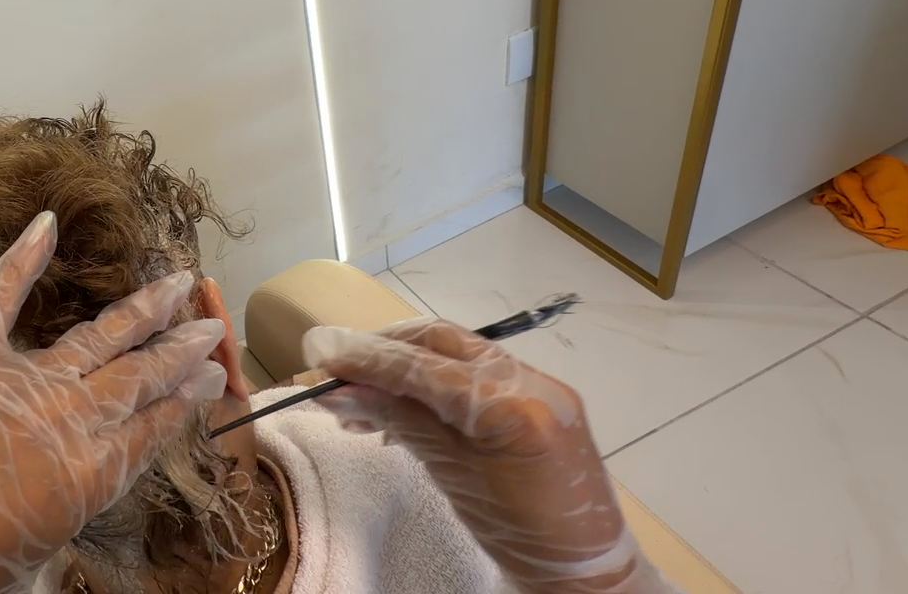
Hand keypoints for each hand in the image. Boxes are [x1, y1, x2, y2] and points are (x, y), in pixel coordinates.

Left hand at [0, 211, 227, 593]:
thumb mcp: (34, 561)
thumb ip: (65, 513)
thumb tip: (74, 491)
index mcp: (88, 475)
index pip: (153, 430)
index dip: (187, 402)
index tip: (212, 379)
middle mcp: (69, 419)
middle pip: (140, 377)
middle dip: (182, 351)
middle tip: (213, 327)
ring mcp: (24, 380)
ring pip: (100, 336)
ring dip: (143, 309)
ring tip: (177, 282)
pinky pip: (2, 295)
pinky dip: (23, 256)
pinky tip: (47, 221)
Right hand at [303, 319, 674, 593]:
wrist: (587, 569)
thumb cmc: (516, 532)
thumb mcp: (447, 474)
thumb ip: (392, 418)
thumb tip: (332, 391)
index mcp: (512, 409)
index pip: (421, 367)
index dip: (365, 360)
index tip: (320, 358)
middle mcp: (528, 381)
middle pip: (436, 338)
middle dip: (382, 347)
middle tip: (339, 366)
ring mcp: (537, 381)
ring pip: (450, 347)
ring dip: (401, 362)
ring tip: (363, 393)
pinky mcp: (536, 391)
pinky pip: (469, 367)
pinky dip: (428, 375)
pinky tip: (401, 401)